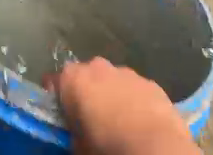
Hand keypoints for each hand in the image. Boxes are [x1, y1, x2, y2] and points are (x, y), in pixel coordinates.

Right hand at [48, 58, 201, 154]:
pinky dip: (137, 101)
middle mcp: (96, 67)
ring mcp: (126, 73)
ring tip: (124, 121)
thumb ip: (73, 130)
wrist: (158, 152)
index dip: (58, 99)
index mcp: (72, 78)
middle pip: (86, 76)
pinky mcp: (152, 84)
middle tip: (95, 118)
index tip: (64, 114)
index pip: (53, 82)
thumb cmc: (109, 147)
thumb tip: (77, 132)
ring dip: (114, 95)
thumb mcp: (79, 145)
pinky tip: (144, 122)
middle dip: (89, 93)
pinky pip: (137, 90)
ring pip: (114, 81)